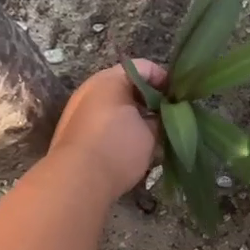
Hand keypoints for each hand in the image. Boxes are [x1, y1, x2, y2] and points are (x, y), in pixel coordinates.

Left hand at [49, 61, 166, 196]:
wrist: (75, 182)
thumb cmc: (118, 148)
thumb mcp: (151, 134)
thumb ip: (160, 120)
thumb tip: (162, 117)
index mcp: (110, 80)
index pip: (143, 67)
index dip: (164, 80)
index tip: (178, 99)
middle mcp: (91, 89)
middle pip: (126, 86)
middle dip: (148, 101)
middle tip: (166, 118)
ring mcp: (78, 110)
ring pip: (113, 106)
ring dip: (132, 117)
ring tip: (151, 137)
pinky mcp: (72, 133)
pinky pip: (101, 123)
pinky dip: (117, 129)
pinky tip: (130, 149)